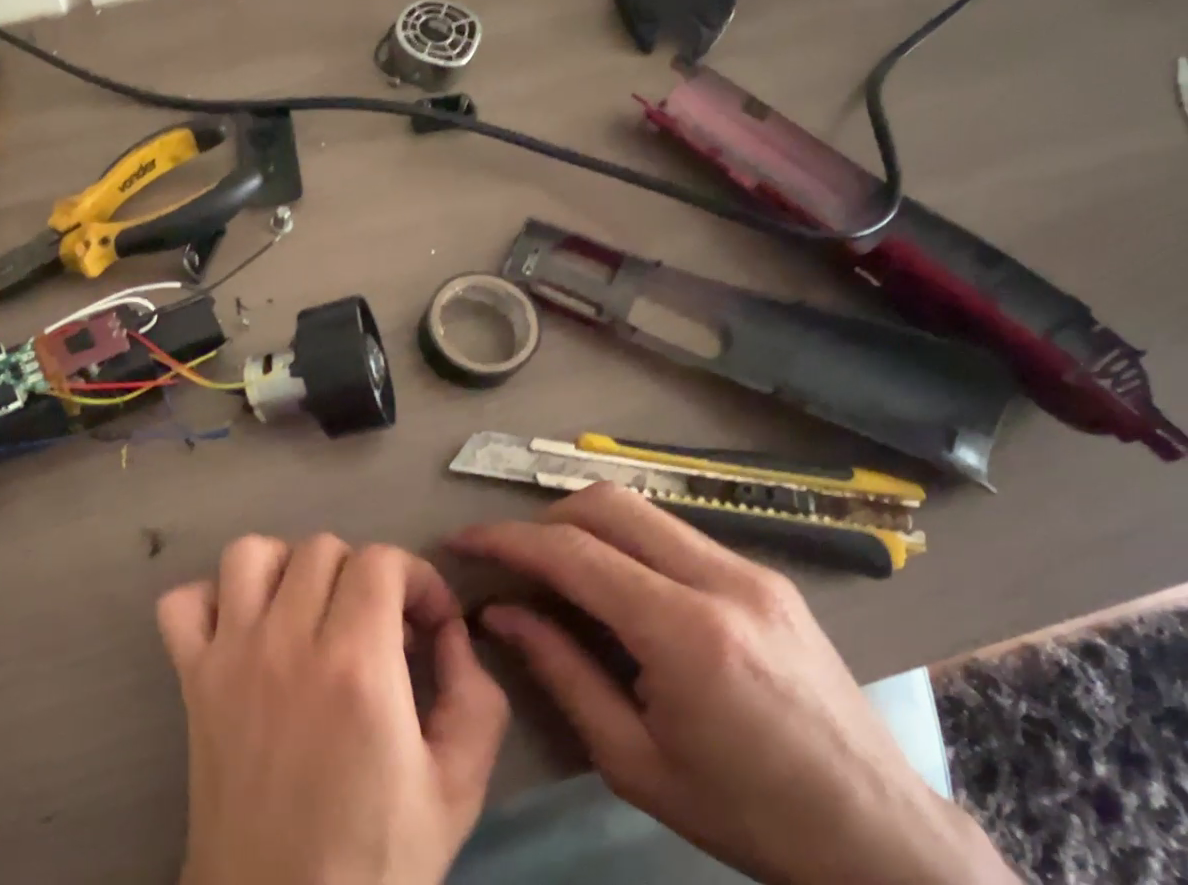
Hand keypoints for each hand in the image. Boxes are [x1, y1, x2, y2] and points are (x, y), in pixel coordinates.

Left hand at [158, 535, 509, 884]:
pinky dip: (211, 598)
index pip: (381, 561)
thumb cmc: (377, 858)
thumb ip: (474, 698)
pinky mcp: (191, 679)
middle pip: (322, 549)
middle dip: (365, 575)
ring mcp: (229, 656)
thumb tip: (452, 635)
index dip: (418, 579)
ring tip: (313, 613)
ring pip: (250, 553)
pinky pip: (182, 602)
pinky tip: (244, 630)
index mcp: (358, 666)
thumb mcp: (459, 787)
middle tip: (381, 629)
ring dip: (289, 568)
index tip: (429, 624)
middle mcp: (287, 643)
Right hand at [450, 485, 1017, 884]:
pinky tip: (615, 589)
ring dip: (584, 527)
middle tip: (509, 561)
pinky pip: (676, 536)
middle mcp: (724, 581)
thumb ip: (561, 673)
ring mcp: (755, 573)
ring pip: (643, 511)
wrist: (880, 835)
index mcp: (687, 633)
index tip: (460, 543)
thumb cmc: (746, 813)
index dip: (505, 539)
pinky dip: (626, 544)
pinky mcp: (770, 580)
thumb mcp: (633, 759)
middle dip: (542, 519)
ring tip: (554, 573)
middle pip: (608, 505)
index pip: (573, 552)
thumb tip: (502, 614)